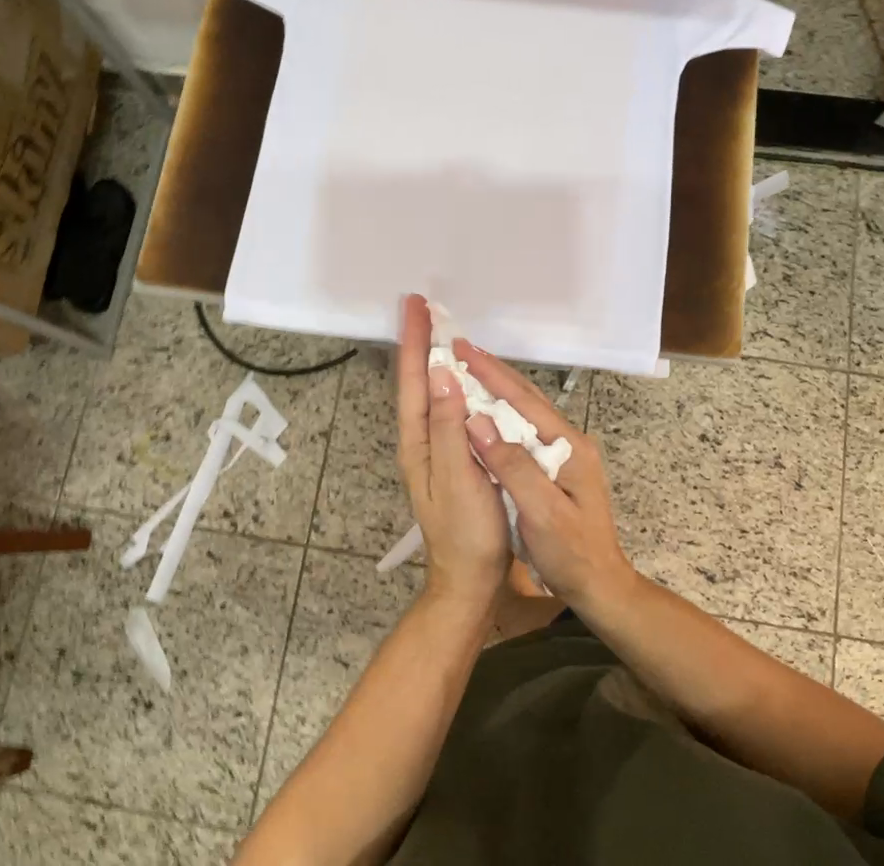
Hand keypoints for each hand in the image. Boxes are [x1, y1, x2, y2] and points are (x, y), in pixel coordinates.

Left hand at [395, 295, 510, 611]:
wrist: (471, 580)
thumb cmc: (467, 531)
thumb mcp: (458, 477)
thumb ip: (449, 427)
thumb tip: (442, 374)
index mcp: (419, 443)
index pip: (412, 381)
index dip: (413, 342)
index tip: (415, 305)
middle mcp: (423, 443)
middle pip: (418, 383)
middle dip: (420, 343)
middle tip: (426, 307)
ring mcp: (438, 453)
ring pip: (434, 396)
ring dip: (435, 361)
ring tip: (442, 331)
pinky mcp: (457, 461)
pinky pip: (452, 412)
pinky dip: (456, 388)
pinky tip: (467, 382)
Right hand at [450, 339, 638, 610]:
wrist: (600, 585)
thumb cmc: (572, 554)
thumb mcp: (542, 514)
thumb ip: (514, 466)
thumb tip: (479, 423)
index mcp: (568, 448)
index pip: (524, 402)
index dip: (490, 374)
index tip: (460, 350)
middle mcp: (568, 443)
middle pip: (527, 399)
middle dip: (493, 372)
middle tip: (459, 348)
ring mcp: (565, 456)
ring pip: (527, 412)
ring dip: (498, 389)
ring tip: (469, 370)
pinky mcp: (558, 469)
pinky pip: (526, 430)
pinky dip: (504, 414)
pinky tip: (487, 414)